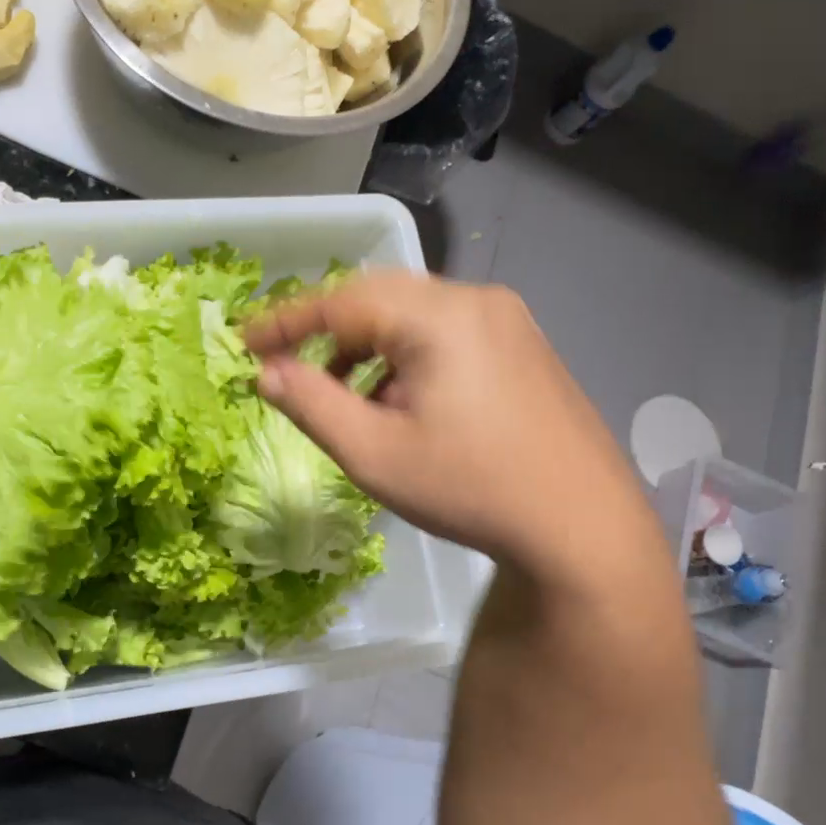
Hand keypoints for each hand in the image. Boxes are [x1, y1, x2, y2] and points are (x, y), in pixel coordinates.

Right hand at [245, 271, 661, 583]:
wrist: (581, 526)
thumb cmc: (468, 488)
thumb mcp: (372, 453)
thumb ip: (311, 404)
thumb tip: (267, 373)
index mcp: (439, 318)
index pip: (342, 300)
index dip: (285, 321)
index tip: (244, 345)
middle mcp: (477, 302)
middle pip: (378, 299)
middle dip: (325, 333)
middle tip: (288, 368)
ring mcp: (508, 322)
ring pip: (413, 318)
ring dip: (365, 348)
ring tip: (343, 399)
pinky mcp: (524, 348)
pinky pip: (445, 335)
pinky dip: (404, 358)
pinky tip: (397, 404)